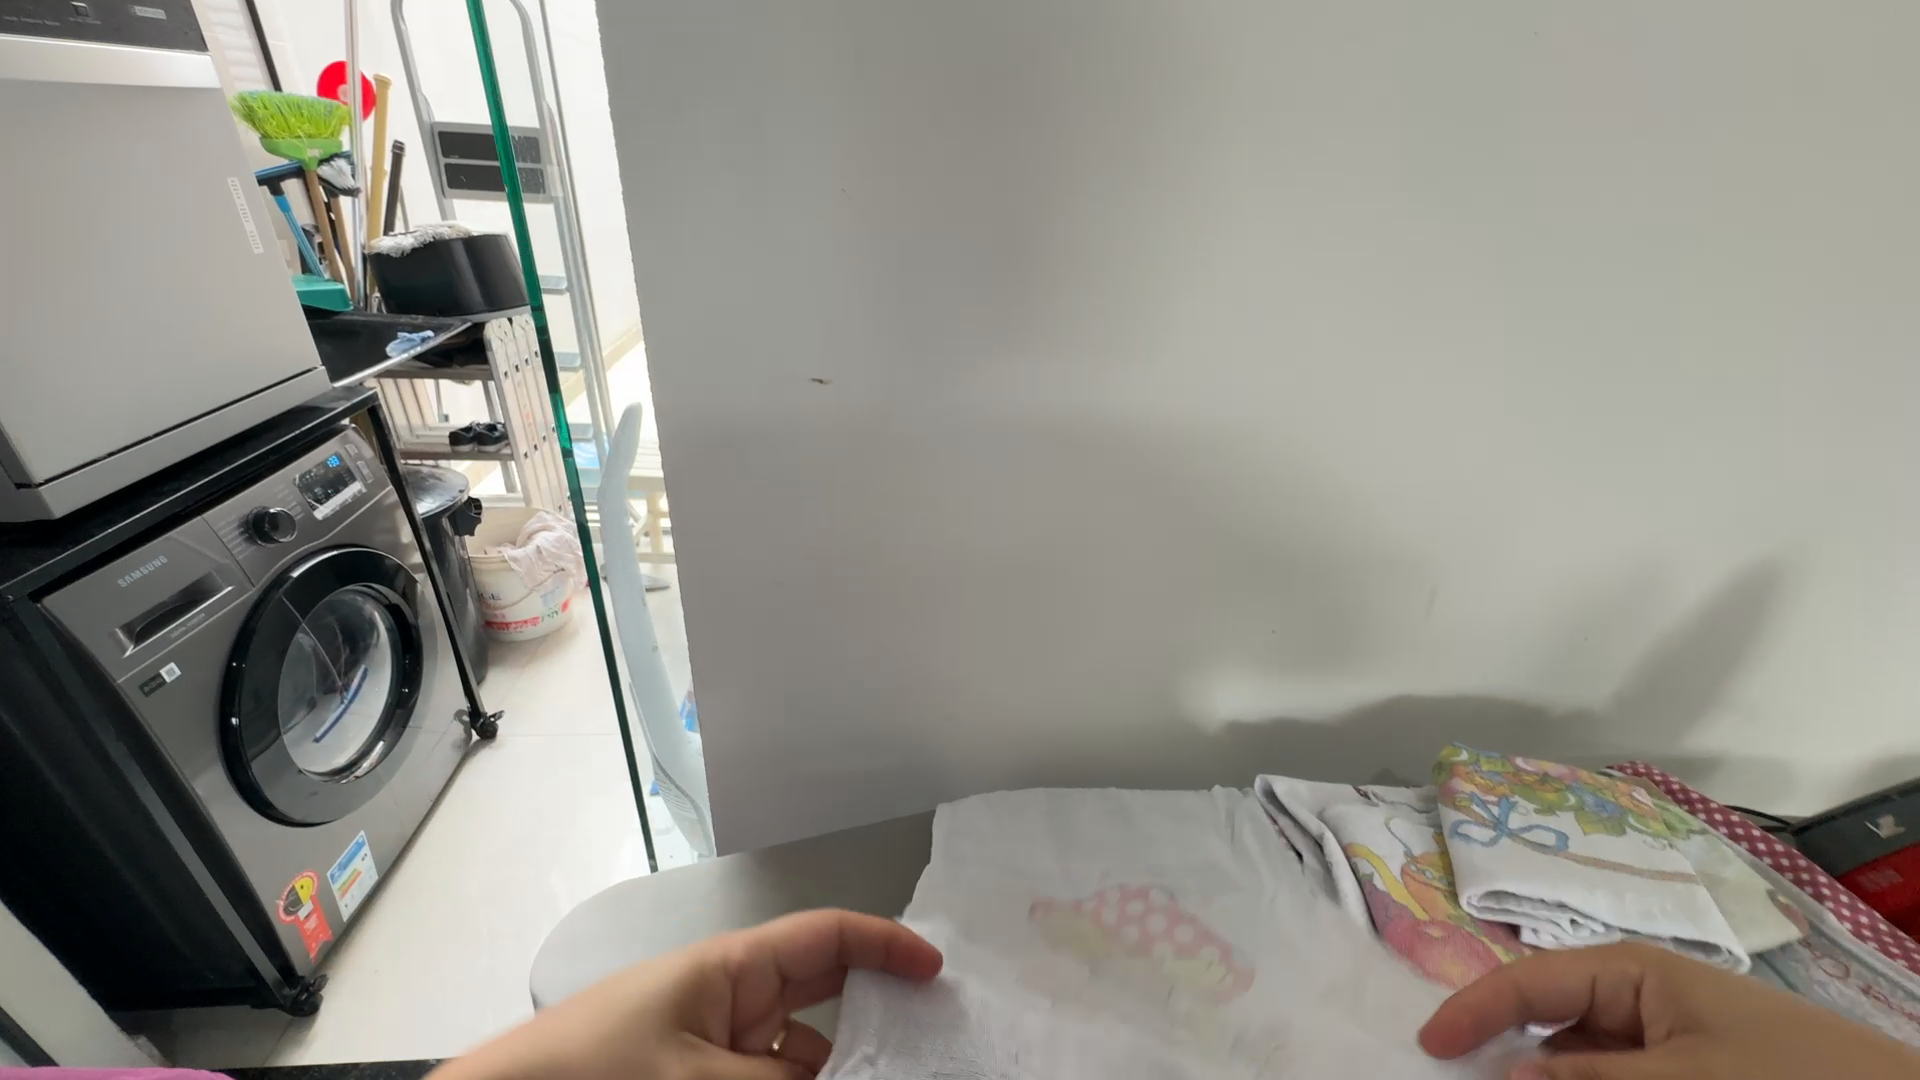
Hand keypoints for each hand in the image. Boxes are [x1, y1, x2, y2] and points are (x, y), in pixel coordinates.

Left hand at [431, 910, 942, 1079]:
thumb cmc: (594, 1072)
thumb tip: (848, 1073)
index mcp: (734, 968)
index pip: (826, 938)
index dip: (885, 945)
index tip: (936, 973)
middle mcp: (732, 1000)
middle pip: (822, 998)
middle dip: (874, 1020)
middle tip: (928, 1048)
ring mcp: (714, 1048)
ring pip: (797, 1055)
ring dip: (835, 1068)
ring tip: (888, 1073)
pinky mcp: (696, 1079)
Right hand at [1419, 942, 1919, 1079]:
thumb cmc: (1795, 1077)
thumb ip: (1594, 1079)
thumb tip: (1505, 1077)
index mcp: (1624, 971)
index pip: (1524, 983)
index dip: (1471, 1011)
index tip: (1428, 1048)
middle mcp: (1631, 995)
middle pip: (1547, 1022)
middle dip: (1508, 1054)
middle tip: (1466, 1077)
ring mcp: (1661, 1036)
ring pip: (1581, 1058)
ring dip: (1550, 1077)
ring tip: (1510, 1078)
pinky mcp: (1686, 1070)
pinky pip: (1619, 1074)